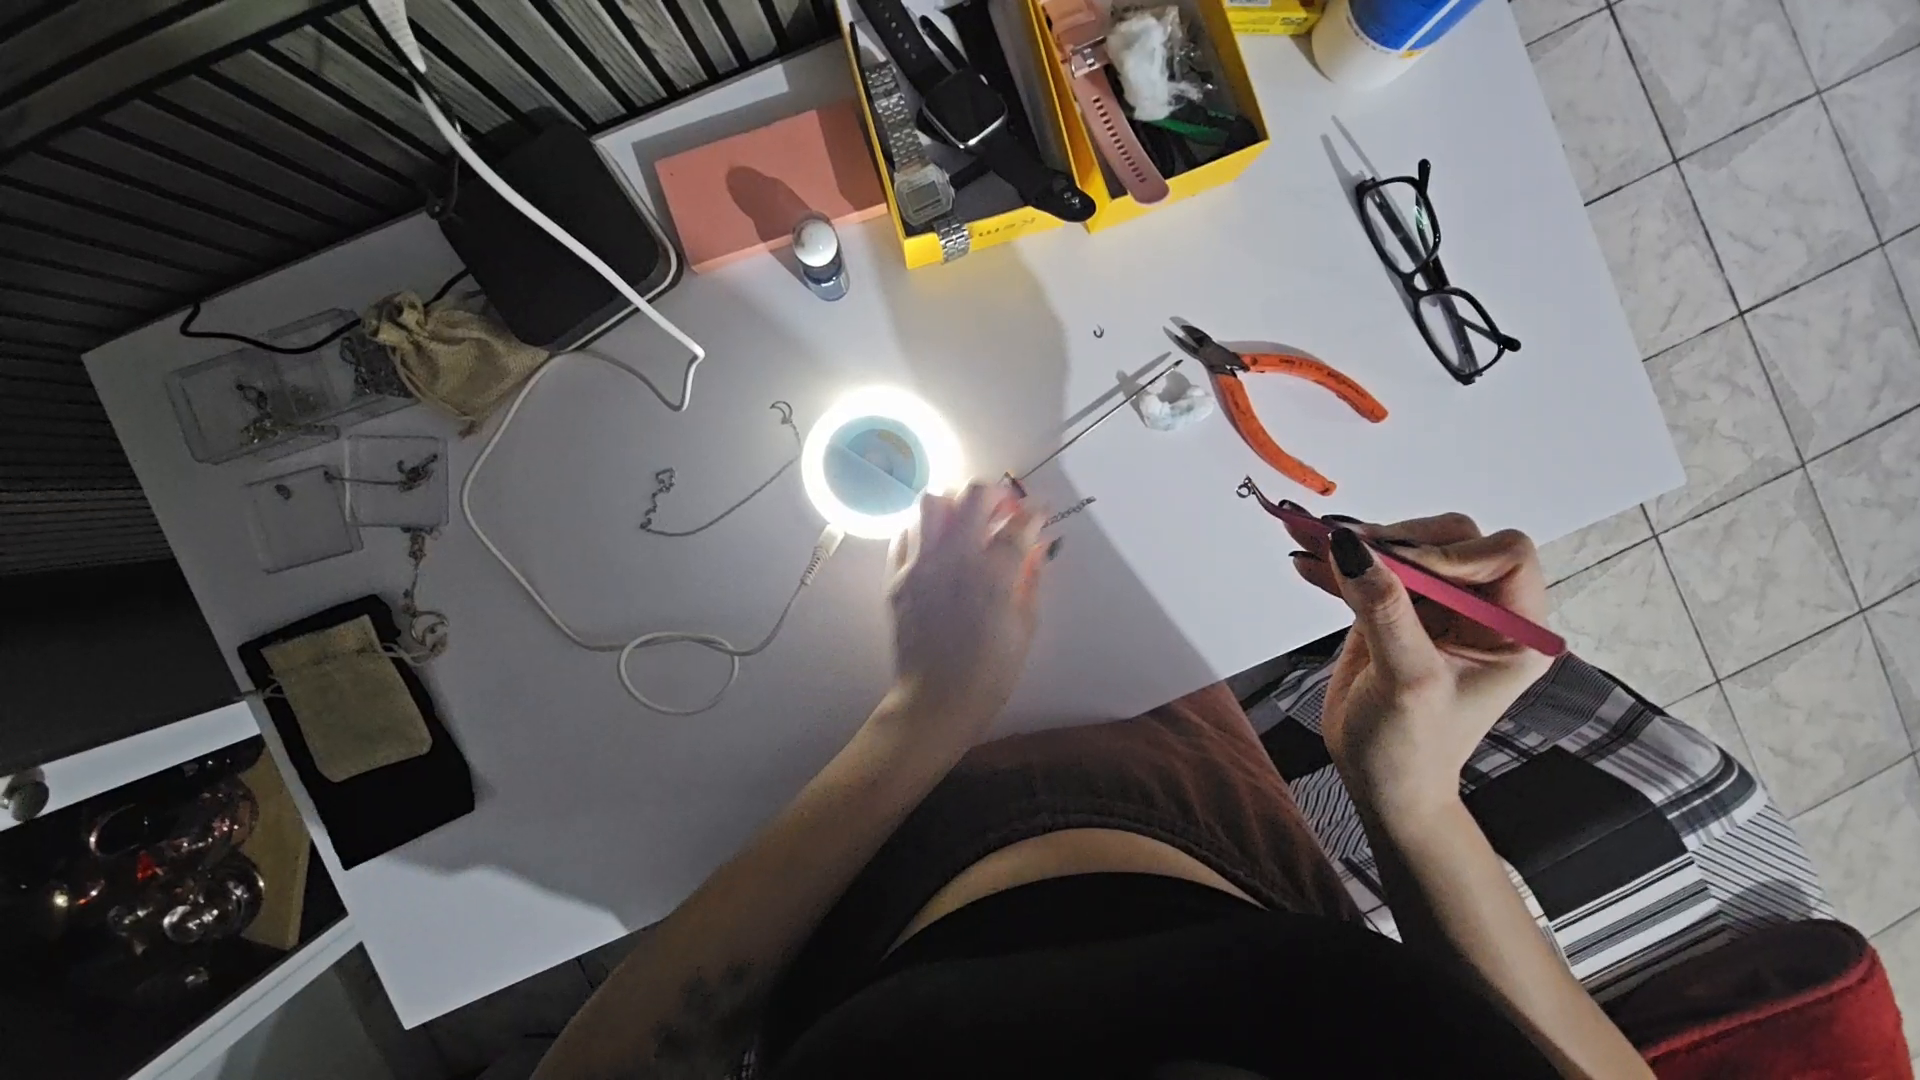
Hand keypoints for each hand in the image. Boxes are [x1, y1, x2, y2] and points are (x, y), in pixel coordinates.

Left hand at [879, 482, 1046, 747]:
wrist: (936, 700)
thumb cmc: (991, 672)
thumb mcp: (1025, 627)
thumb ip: (1031, 579)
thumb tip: (1037, 548)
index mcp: (994, 574)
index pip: (1019, 523)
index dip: (1034, 512)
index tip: (1039, 512)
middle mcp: (955, 559)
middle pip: (973, 495)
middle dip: (995, 493)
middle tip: (1002, 510)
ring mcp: (921, 565)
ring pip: (931, 503)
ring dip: (954, 504)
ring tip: (964, 522)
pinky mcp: (896, 578)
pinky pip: (905, 534)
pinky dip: (924, 529)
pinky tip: (936, 544)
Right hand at [1285, 510, 1553, 818]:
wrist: (1381, 780)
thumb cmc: (1413, 748)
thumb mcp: (1407, 679)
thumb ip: (1384, 610)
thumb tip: (1352, 547)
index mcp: (1511, 629)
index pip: (1502, 555)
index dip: (1451, 554)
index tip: (1399, 571)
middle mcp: (1477, 612)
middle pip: (1446, 541)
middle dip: (1395, 541)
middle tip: (1344, 546)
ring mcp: (1431, 610)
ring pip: (1398, 550)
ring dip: (1352, 543)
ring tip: (1307, 536)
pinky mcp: (1389, 613)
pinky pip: (1364, 573)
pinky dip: (1333, 565)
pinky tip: (1305, 561)